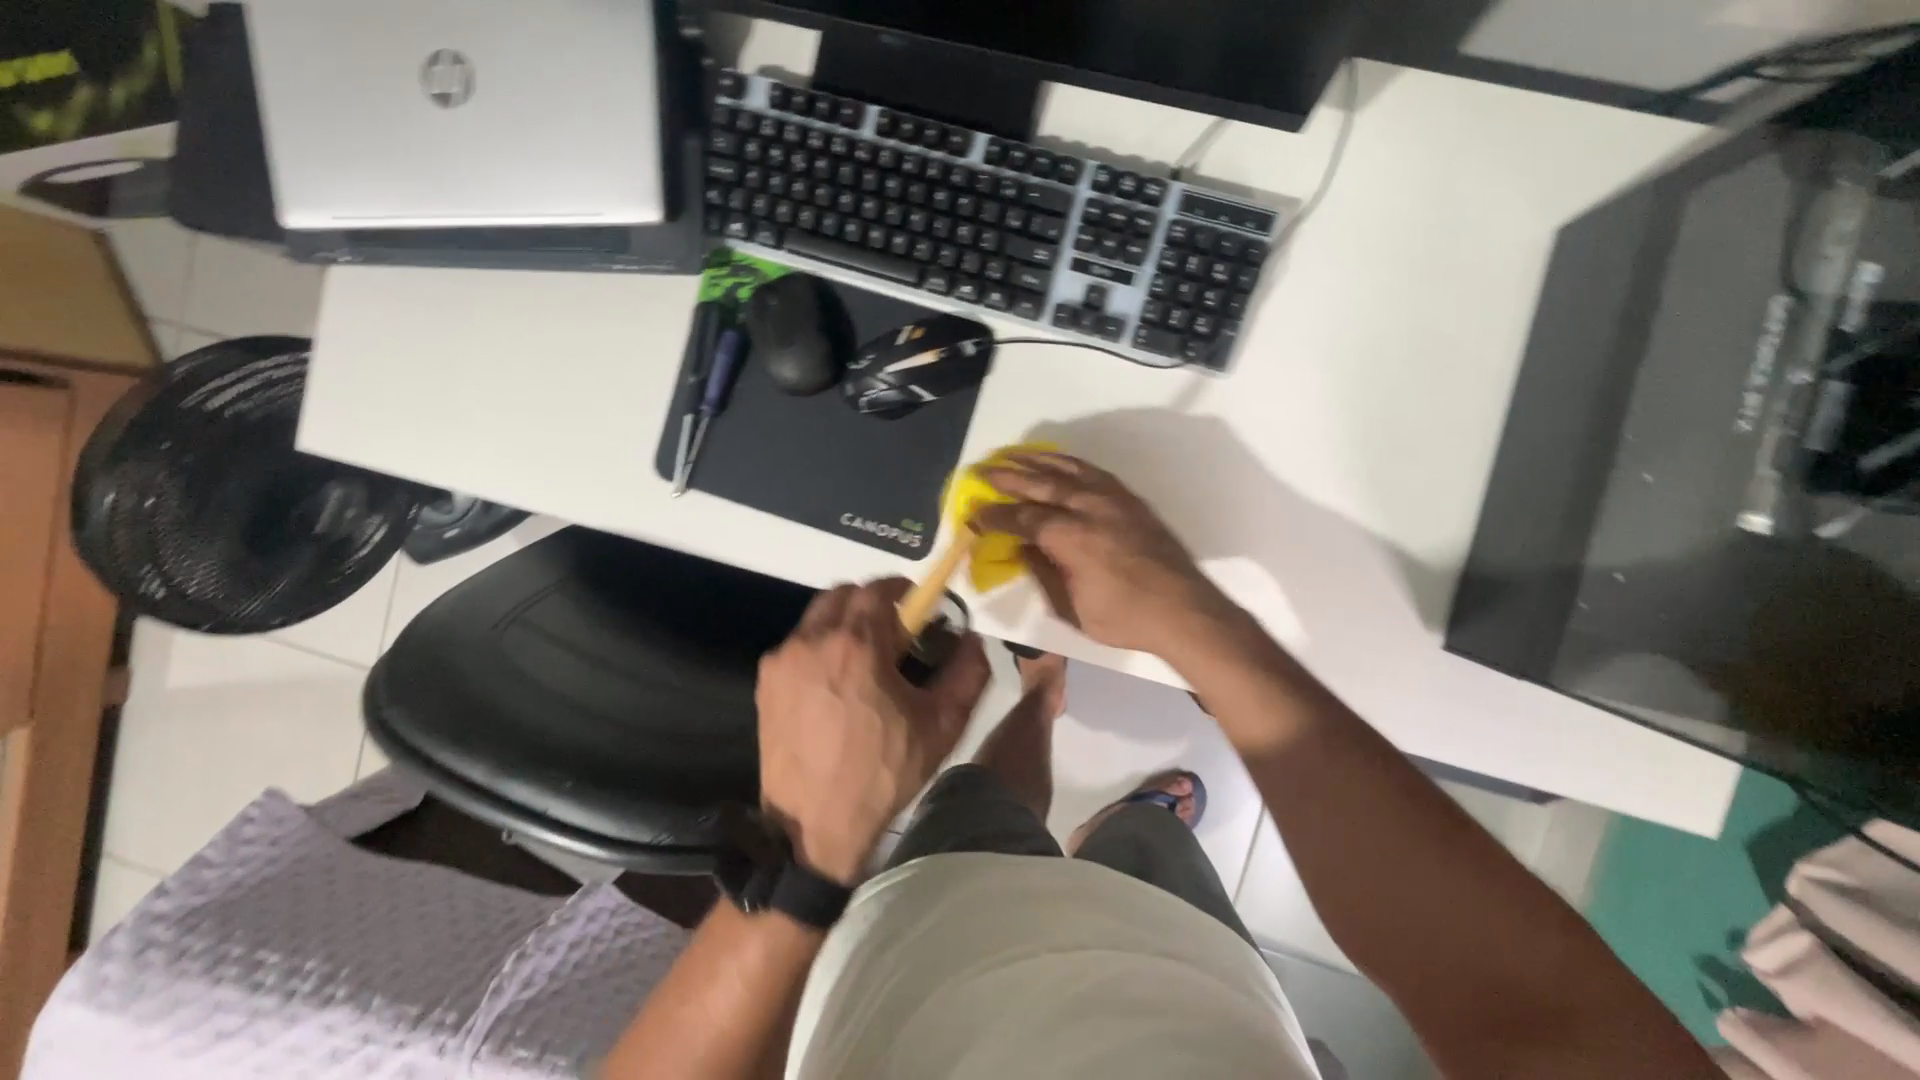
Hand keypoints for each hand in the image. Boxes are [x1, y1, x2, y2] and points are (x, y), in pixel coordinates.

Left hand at [756, 578, 988, 885]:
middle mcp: (813, 639)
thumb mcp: (942, 725)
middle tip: (897, 634)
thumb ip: (968, 672)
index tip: (922, 611)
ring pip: (818, 616)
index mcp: (856, 644)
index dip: (906, 593)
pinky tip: (837, 687)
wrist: (813, 826)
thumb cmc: (884, 774)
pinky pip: (799, 645)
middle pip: (845, 593)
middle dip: (873, 603)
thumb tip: (972, 638)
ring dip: (845, 623)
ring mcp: (783, 660)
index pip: (880, 588)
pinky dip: (821, 649)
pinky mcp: (766, 682)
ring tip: (866, 662)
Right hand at [974, 452, 1238, 656]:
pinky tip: (1057, 462)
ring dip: (1036, 461)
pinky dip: (1069, 463)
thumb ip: (1044, 573)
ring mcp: (1113, 500)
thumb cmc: (1125, 618)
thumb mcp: (1072, 608)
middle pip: (1041, 484)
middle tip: (982, 471)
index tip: (973, 514)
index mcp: (1071, 538)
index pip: (1022, 519)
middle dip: (1009, 478)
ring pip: (1068, 470)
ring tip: (1013, 456)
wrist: (1185, 610)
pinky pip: (1093, 472)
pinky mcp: (1130, 500)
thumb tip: (1023, 548)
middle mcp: (1089, 509)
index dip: (994, 516)